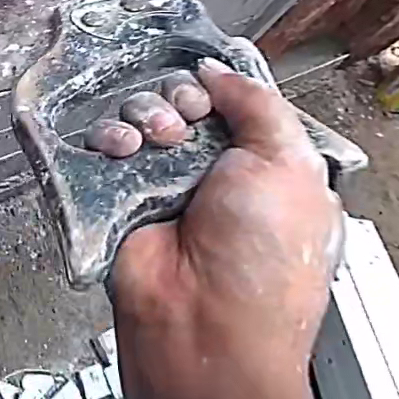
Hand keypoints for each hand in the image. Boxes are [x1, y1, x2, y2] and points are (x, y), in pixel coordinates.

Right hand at [103, 58, 344, 398]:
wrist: (204, 330)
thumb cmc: (262, 261)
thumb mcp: (290, 167)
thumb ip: (259, 104)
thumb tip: (216, 69)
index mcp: (262, 162)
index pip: (231, 97)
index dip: (219, 86)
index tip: (212, 94)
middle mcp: (212, 168)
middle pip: (183, 98)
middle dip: (181, 99)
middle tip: (185, 124)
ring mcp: (164, 180)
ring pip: (143, 112)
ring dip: (147, 115)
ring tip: (157, 143)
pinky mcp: (121, 193)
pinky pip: (108, 142)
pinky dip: (112, 137)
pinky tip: (124, 150)